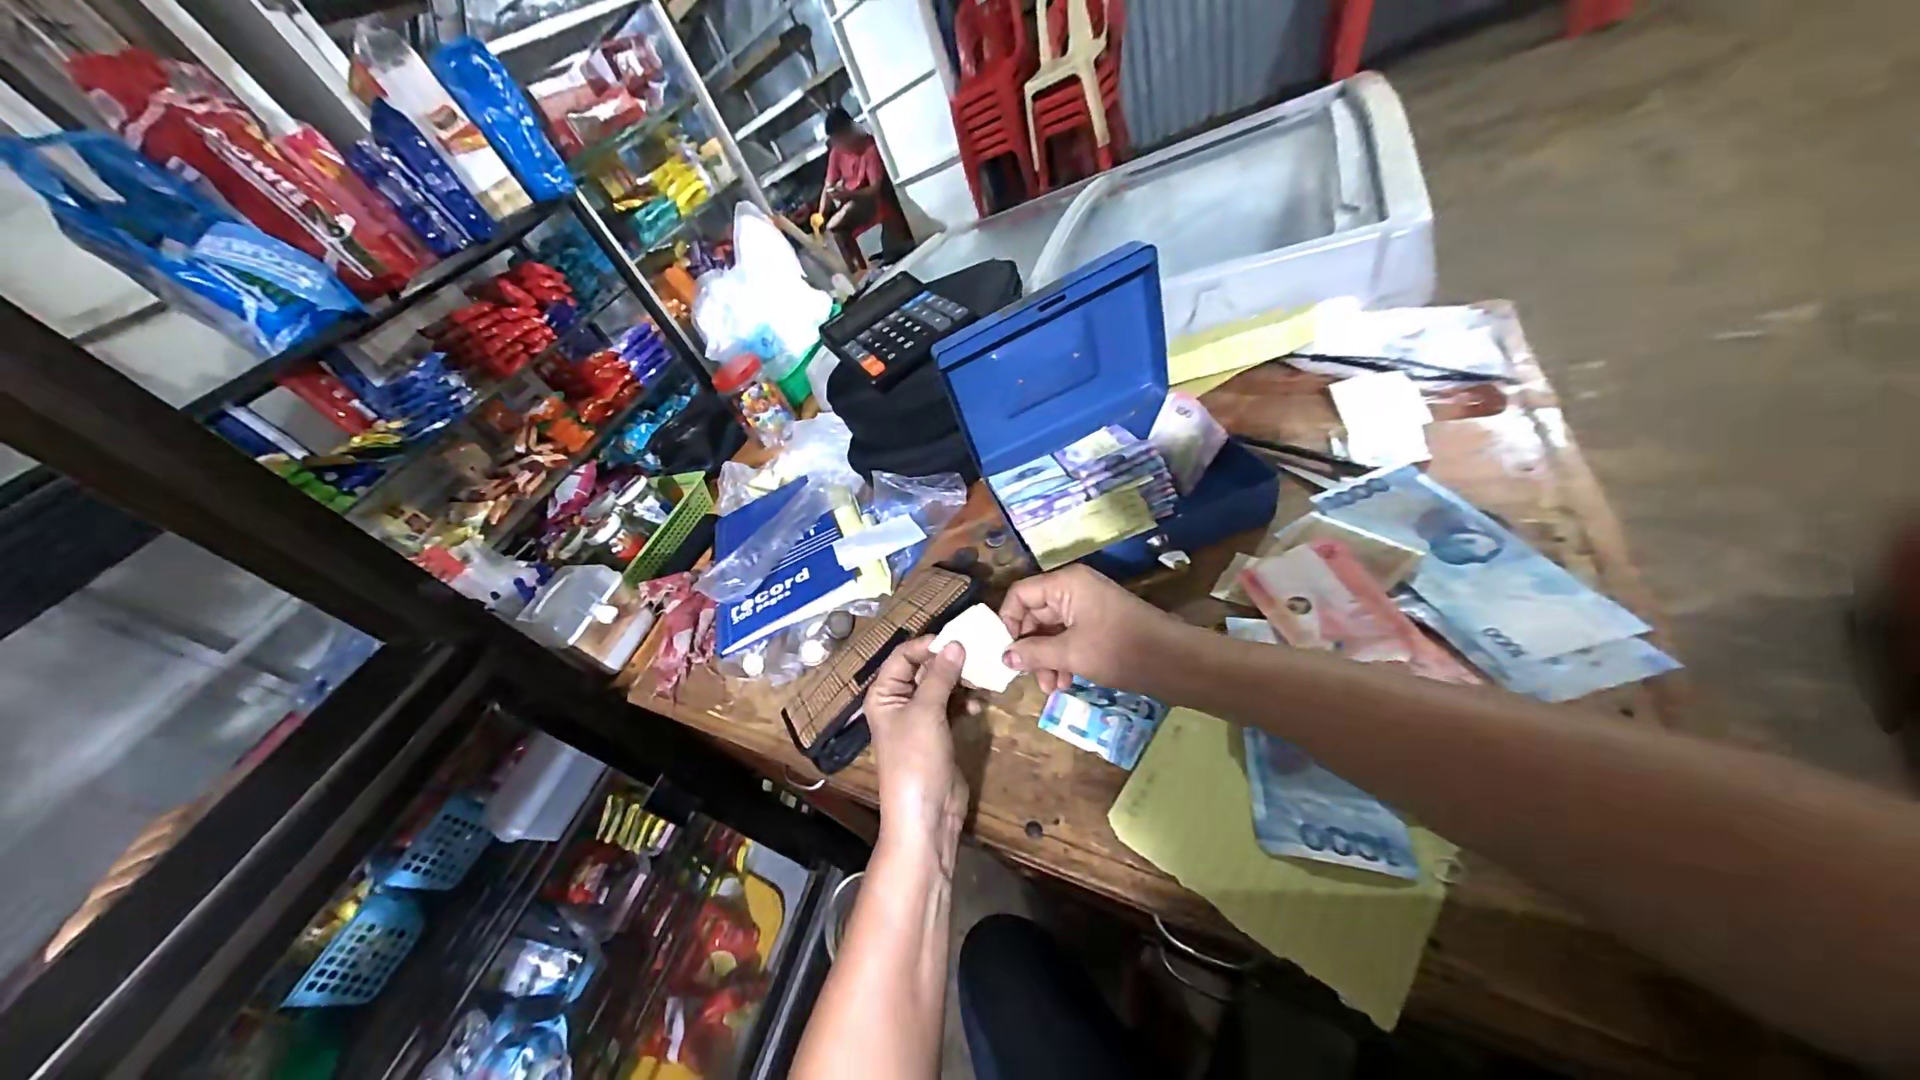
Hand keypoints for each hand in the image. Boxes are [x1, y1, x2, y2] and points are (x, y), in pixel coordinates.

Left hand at [863, 637, 968, 848]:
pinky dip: (964, 701)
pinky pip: (951, 705)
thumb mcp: (926, 712)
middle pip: (924, 668)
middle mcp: (899, 701)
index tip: (959, 638)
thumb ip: (940, 675)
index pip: (903, 655)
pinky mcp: (938, 732)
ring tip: (982, 676)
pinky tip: (978, 703)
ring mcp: (920, 718)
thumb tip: (956, 643)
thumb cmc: (916, 759)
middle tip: (978, 653)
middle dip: (949, 660)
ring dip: (960, 680)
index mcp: (884, 693)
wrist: (926, 814)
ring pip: (941, 686)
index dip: (928, 644)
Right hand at [998, 565, 1191, 695]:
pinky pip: (1069, 637)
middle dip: (1030, 647)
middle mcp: (1074, 589)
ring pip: (1052, 630)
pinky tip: (1065, 682)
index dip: (1008, 622)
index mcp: (1066, 583)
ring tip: (1051, 687)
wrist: (1175, 662)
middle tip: (1027, 676)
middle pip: (1035, 613)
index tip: (1004, 652)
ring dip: (1046, 658)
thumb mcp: (1071, 653)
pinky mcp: (1099, 625)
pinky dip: (1063, 658)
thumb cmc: (1119, 649)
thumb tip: (1004, 657)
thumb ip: (1033, 653)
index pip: (1020, 594)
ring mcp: (1088, 607)